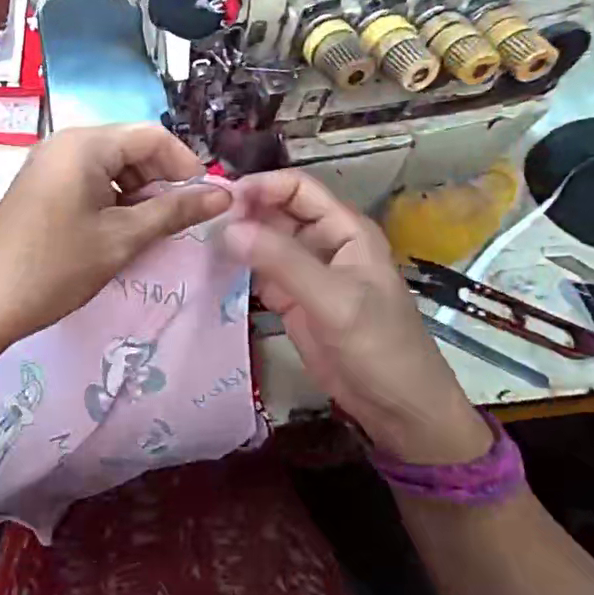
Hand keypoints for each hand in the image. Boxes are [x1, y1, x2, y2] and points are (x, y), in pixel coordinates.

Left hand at [0, 125, 229, 351]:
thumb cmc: (56, 266)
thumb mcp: (122, 238)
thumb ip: (174, 211)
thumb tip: (224, 195)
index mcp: (85, 144)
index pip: (153, 135)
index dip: (185, 165)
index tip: (204, 201)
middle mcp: (64, 144)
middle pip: (130, 148)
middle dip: (160, 180)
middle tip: (176, 222)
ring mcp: (47, 166)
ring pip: (109, 169)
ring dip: (136, 195)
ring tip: (146, 233)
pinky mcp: (38, 190)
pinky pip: (86, 184)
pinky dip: (110, 203)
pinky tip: (116, 235)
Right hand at [224, 170, 490, 464]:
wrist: (396, 406)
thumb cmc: (379, 347)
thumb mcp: (334, 300)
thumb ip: (283, 262)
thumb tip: (229, 228)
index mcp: (345, 230)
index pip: (297, 189)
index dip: (260, 188)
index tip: (220, 201)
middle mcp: (323, 243)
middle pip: (276, 212)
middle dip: (242, 213)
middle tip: (200, 224)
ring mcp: (306, 273)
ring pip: (265, 242)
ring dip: (237, 240)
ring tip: (197, 243)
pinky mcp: (291, 302)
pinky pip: (260, 275)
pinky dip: (238, 270)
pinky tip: (211, 270)